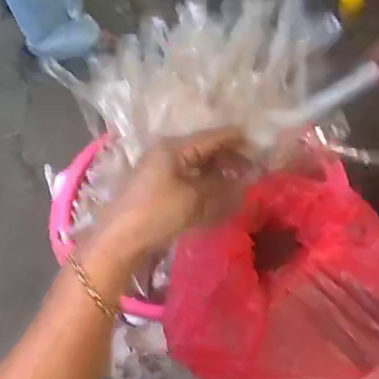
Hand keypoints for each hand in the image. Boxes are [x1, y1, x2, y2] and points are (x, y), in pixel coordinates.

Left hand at [93, 129, 251, 262]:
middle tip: (255, 165)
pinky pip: (188, 183)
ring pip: (196, 168)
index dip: (235, 139)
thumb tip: (241, 177)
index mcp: (172, 149)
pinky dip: (205, 186)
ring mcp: (160, 174)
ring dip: (218, 173)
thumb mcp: (192, 197)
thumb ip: (218, 184)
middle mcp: (165, 155)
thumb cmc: (156, 212)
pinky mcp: (157, 192)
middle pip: (203, 151)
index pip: (210, 137)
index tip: (258, 141)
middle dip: (229, 157)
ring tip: (242, 179)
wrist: (120, 240)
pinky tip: (220, 194)